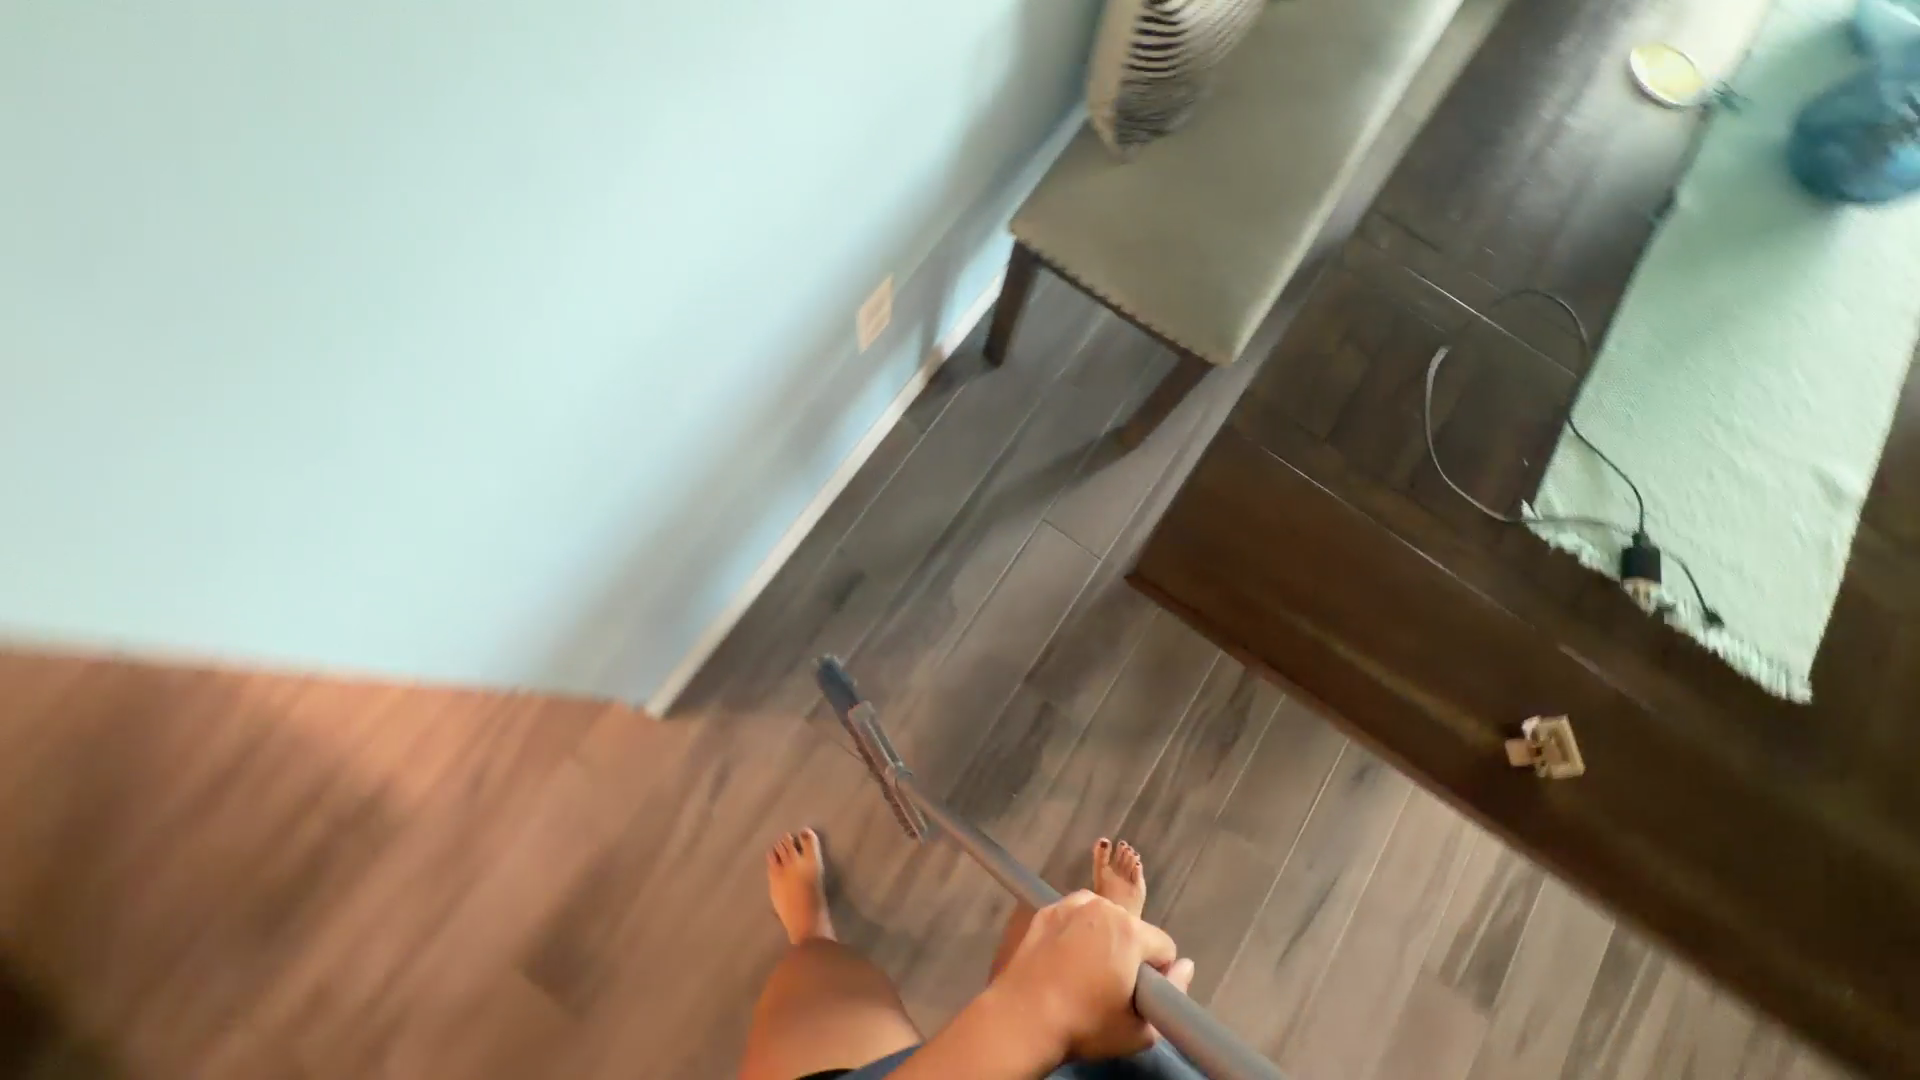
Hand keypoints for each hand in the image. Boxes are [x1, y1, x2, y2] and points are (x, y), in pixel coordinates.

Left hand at [990, 890, 1196, 1061]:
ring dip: (1102, 936)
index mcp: (1129, 931)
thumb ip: (1172, 994)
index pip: (1163, 945)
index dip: (1158, 973)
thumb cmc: (1084, 1024)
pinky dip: (1075, 931)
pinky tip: (1063, 958)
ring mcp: (1069, 904)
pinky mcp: (1045, 910)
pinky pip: (1073, 916)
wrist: (1023, 1016)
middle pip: (1131, 927)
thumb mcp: (1139, 1029)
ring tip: (1085, 969)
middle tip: (1111, 984)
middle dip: (1129, 951)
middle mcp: (1101, 907)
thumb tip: (1185, 967)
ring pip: (1101, 917)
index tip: (1140, 993)